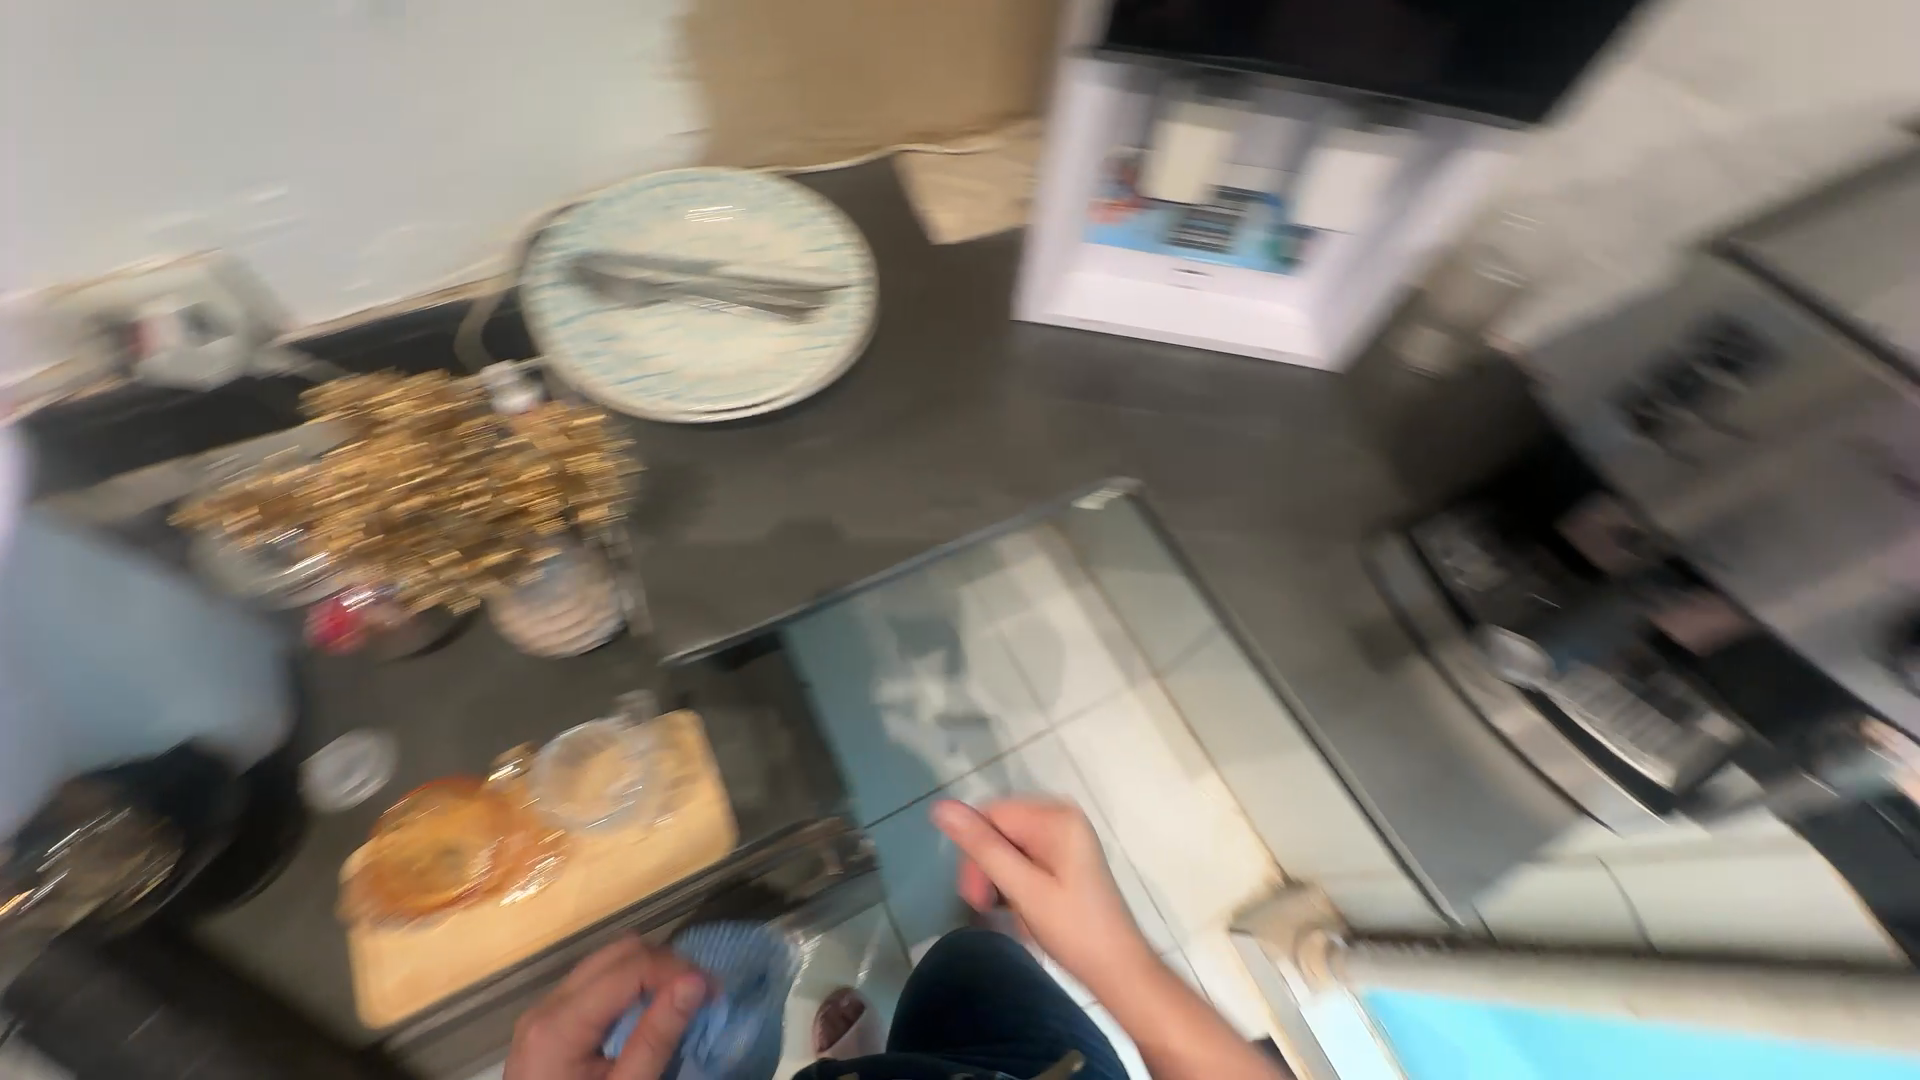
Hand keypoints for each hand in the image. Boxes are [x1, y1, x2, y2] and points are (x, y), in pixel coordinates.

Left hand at [506, 936, 707, 1079]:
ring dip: (650, 971)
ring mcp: (544, 1010)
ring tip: (677, 1002)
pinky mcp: (549, 1020)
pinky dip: (630, 984)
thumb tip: (696, 980)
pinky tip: (647, 1012)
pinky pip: (598, 979)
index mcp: (558, 1026)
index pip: (632, 967)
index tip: (713, 993)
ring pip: (611, 958)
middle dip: (667, 965)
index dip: (678, 970)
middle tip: (698, 995)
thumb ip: (656, 1039)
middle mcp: (546, 1005)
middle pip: (621, 952)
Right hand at [931, 797, 1154, 989]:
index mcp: (1056, 816)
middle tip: (986, 907)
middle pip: (999, 826)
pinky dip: (1015, 879)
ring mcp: (1066, 834)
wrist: (1119, 971)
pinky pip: (1024, 854)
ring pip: (1008, 843)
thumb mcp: (1024, 890)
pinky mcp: (1065, 853)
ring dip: (999, 876)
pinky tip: (1021, 906)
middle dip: (987, 865)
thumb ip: (982, 847)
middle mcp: (1062, 814)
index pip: (991, 814)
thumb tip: (941, 807)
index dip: (975, 851)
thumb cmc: (1074, 931)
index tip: (975, 896)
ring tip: (1008, 912)